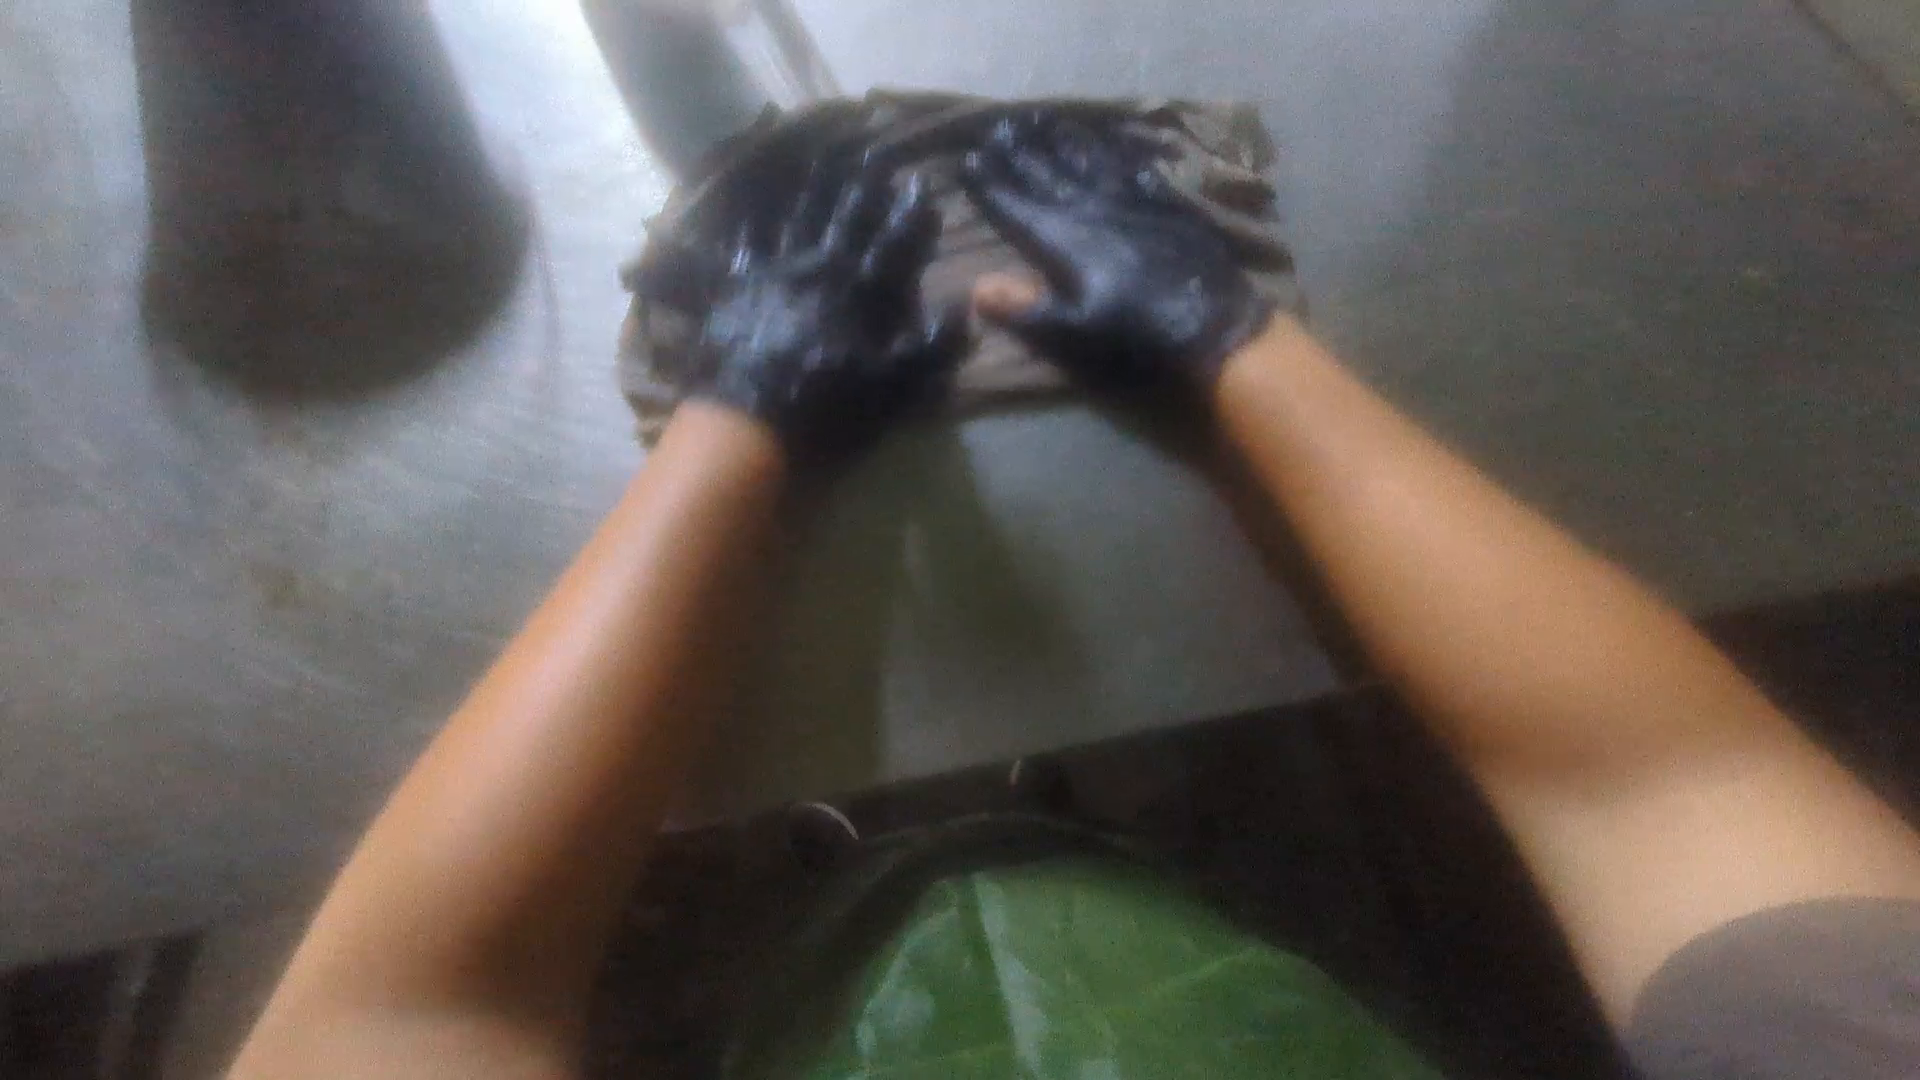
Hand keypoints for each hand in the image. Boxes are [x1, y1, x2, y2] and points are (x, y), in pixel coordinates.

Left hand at [634, 170, 966, 463]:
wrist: (750, 424)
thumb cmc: (827, 410)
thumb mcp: (894, 389)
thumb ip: (932, 348)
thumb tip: (963, 309)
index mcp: (859, 292)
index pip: (894, 243)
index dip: (910, 215)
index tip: (921, 187)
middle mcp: (819, 268)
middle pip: (846, 217)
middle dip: (863, 186)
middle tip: (873, 154)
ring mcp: (773, 271)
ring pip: (796, 216)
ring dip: (811, 187)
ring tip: (820, 157)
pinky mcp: (734, 286)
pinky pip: (739, 242)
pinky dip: (743, 218)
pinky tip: (743, 199)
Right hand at [961, 113, 1274, 399]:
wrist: (1213, 327)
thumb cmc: (1134, 338)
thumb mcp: (1072, 333)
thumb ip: (1025, 307)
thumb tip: (976, 285)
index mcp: (1065, 242)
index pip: (1018, 206)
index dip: (993, 185)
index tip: (971, 159)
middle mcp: (1095, 211)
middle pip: (1050, 175)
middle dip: (1022, 153)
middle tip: (1001, 126)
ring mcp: (1134, 204)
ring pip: (1092, 161)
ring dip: (1066, 142)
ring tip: (1047, 121)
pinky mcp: (1168, 206)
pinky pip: (1136, 168)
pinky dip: (1119, 153)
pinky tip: (1114, 144)